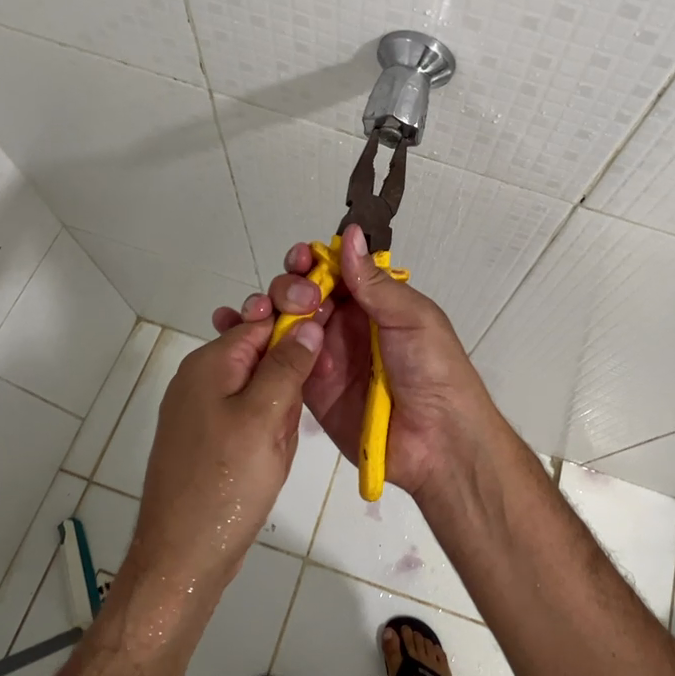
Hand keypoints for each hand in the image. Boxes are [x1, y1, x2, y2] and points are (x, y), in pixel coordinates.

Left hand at [122, 317, 323, 594]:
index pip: (263, 322)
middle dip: (288, 382)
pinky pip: (247, 417)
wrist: (182, 559)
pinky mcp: (204, 438)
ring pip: (258, 389)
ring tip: (277, 449)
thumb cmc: (226, 483)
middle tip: (291, 421)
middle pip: (261, 354)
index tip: (329, 353)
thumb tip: (309, 322)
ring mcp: (198, 409)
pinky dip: (265, 432)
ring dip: (279, 414)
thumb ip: (287, 365)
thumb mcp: (265, 418)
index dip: (299, 330)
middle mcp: (199, 377)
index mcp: (210, 362)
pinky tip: (268, 461)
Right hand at [211, 223, 495, 496]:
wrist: (437, 442)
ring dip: (268, 309)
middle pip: (303, 293)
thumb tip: (350, 234)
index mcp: (372, 303)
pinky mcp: (309, 389)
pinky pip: (279, 362)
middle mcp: (344, 324)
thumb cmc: (433, 369)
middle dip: (289, 285)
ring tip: (259, 311)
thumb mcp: (412, 318)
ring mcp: (324, 356)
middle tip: (298, 298)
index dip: (313, 260)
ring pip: (285, 323)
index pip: (333, 271)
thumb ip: (374, 283)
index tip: (302, 258)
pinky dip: (259, 345)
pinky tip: (237, 330)